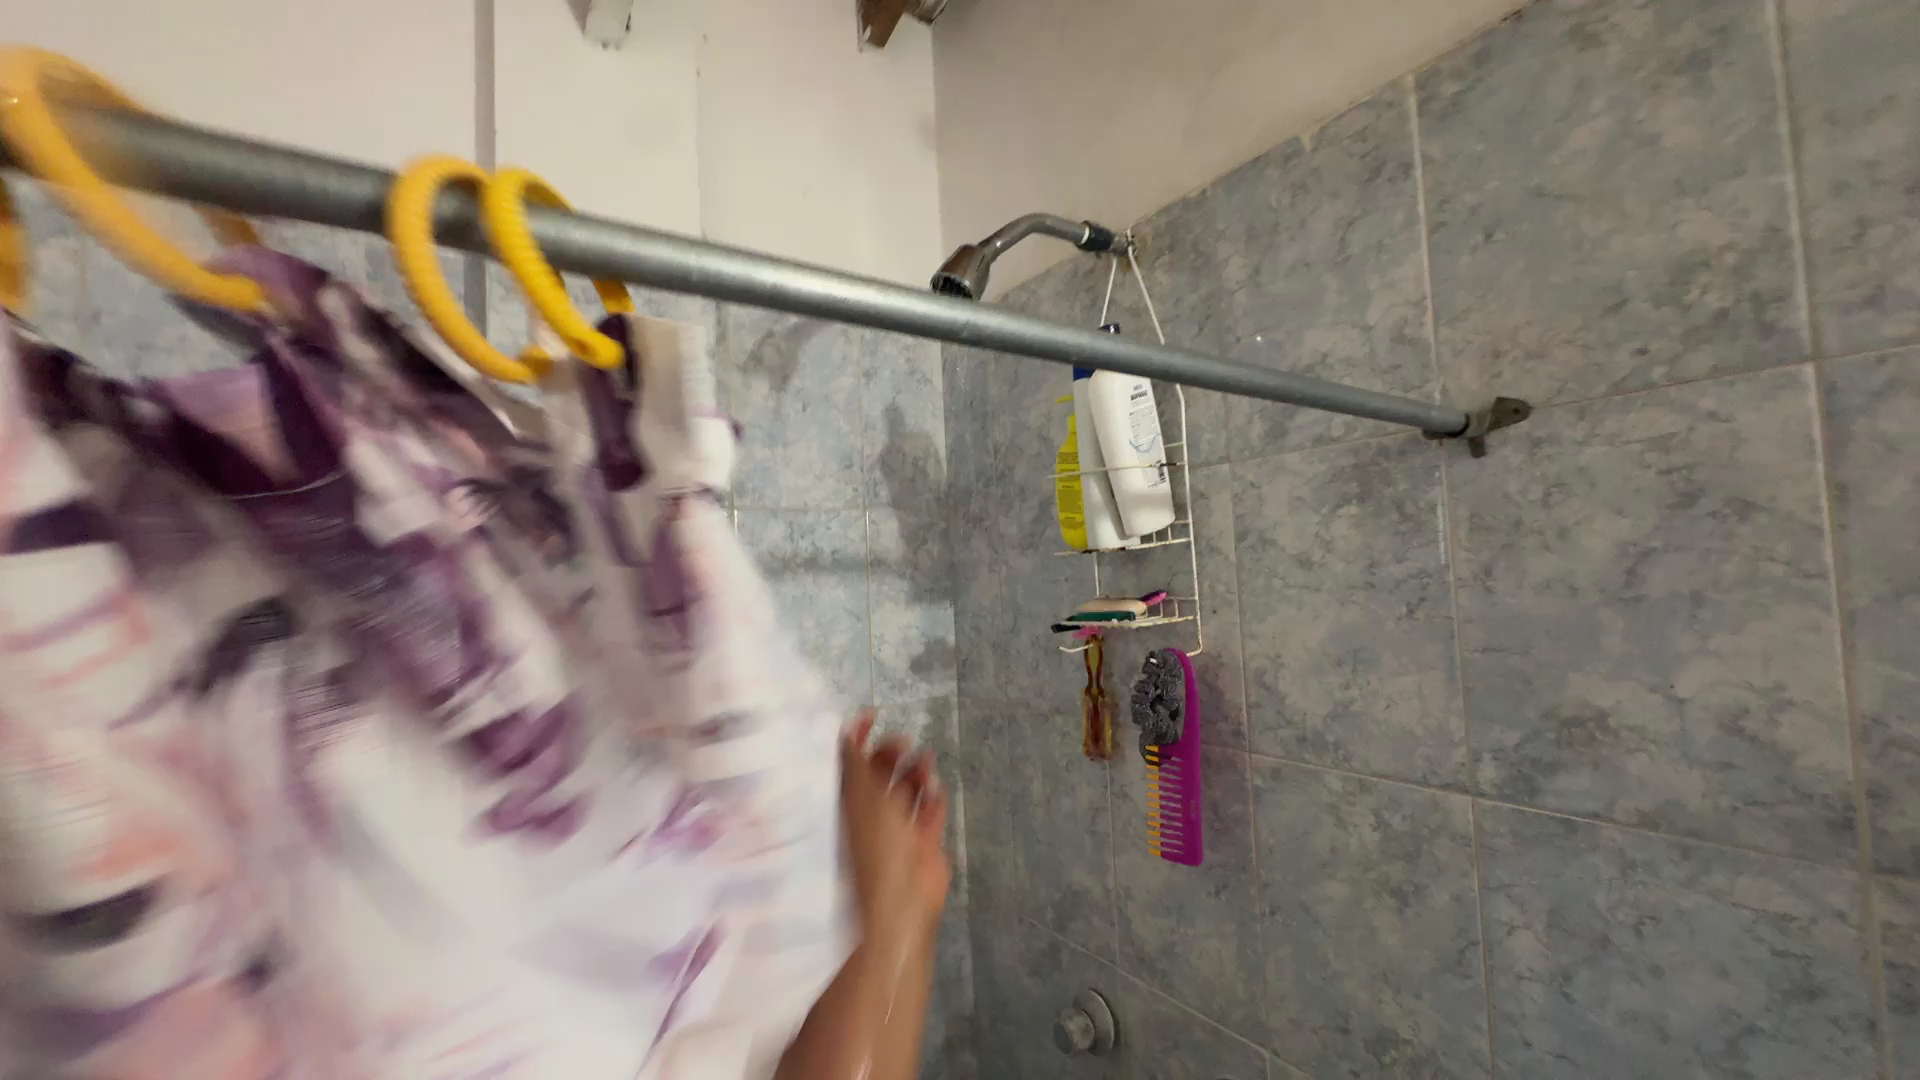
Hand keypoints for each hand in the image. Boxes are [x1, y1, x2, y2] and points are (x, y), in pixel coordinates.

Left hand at [841, 709, 950, 947]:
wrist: (900, 903)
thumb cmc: (874, 847)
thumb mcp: (859, 798)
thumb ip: (854, 763)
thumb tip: (845, 729)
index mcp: (847, 804)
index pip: (849, 762)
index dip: (857, 736)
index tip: (872, 712)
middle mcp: (870, 814)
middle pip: (881, 773)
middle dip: (893, 753)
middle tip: (904, 741)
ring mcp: (897, 830)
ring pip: (908, 790)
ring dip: (917, 773)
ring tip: (926, 763)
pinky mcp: (923, 844)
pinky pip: (930, 812)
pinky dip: (934, 800)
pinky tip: (935, 790)